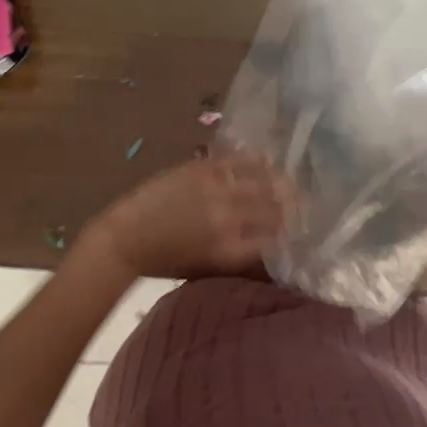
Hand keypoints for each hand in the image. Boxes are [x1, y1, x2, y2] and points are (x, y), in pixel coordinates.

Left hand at [85, 149, 292, 279]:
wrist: (127, 240)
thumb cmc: (165, 262)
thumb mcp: (208, 268)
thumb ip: (239, 255)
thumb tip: (267, 241)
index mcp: (232, 251)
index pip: (275, 237)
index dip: (289, 230)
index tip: (296, 225)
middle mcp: (230, 221)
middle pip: (275, 208)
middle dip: (290, 204)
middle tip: (299, 200)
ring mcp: (217, 192)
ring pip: (262, 182)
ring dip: (278, 180)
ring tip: (285, 180)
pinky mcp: (202, 171)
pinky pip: (237, 161)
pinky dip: (254, 159)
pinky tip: (264, 158)